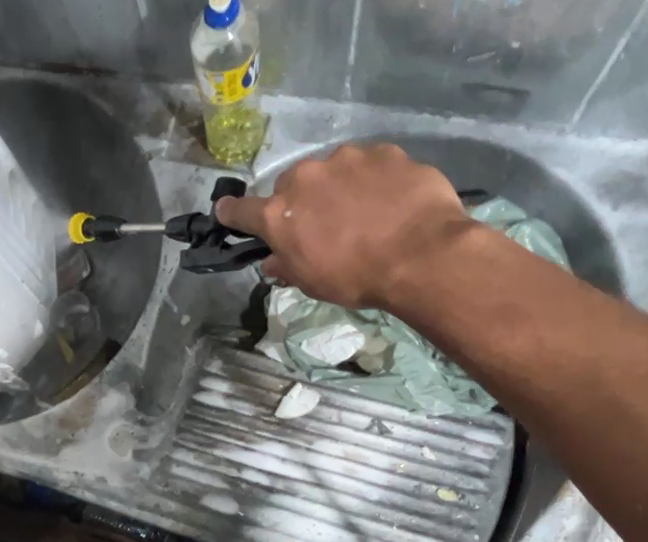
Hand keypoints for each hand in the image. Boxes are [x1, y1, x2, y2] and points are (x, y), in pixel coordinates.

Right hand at [217, 143, 474, 309]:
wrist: (421, 255)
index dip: (233, 213)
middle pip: (292, 185)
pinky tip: (389, 200)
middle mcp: (306, 177)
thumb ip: (287, 266)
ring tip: (361, 211)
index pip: (241, 211)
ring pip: (332, 171)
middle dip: (300, 201)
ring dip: (337, 186)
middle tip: (319, 224)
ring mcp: (348, 159)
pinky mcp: (386, 152)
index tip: (226, 212)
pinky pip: (370, 165)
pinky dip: (372, 180)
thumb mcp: (312, 282)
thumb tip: (274, 260)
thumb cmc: (356, 277)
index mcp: (280, 214)